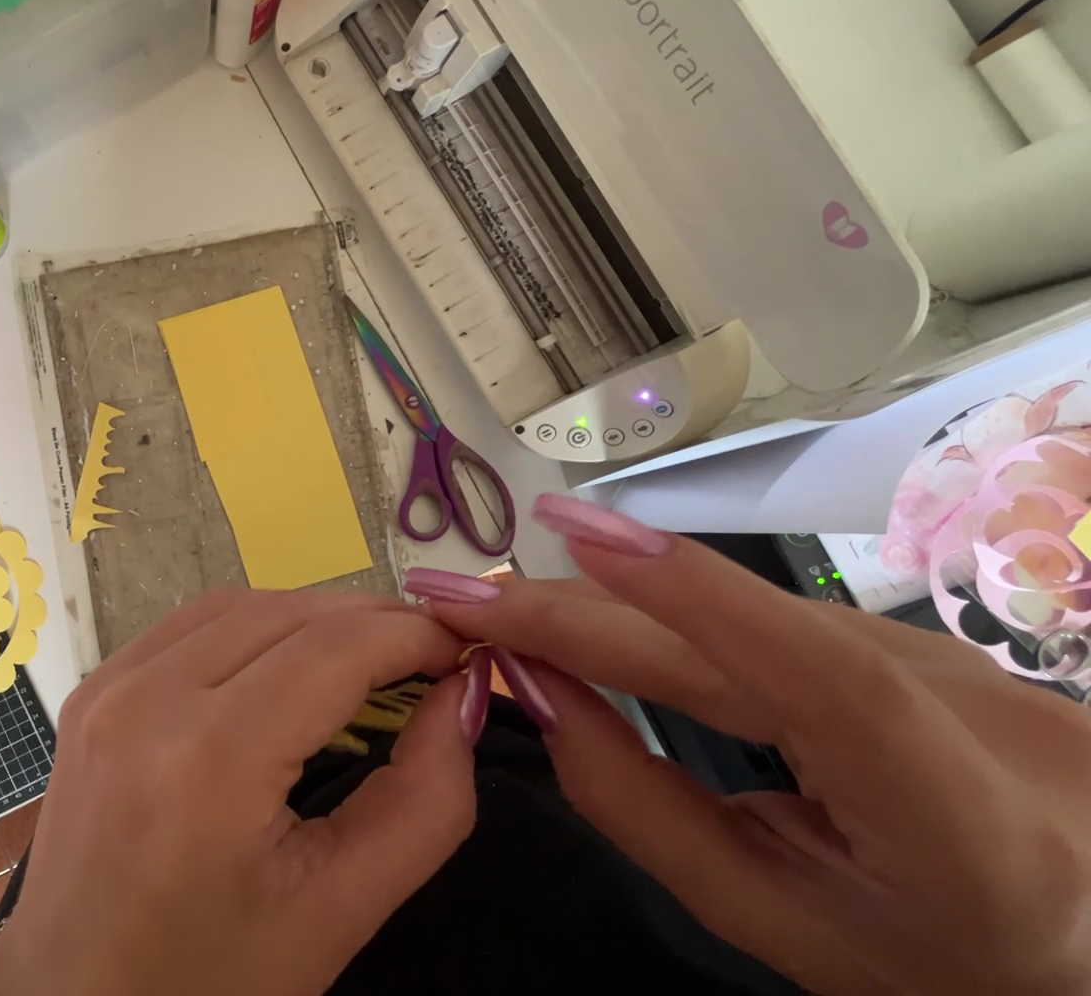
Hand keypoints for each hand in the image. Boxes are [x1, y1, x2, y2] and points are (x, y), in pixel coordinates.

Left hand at [0, 588, 476, 995]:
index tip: (463, 645)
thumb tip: (460, 695)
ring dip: (308, 615)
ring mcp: (107, 685)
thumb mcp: (340, 910)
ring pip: (233, 606)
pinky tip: (282, 662)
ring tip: (364, 655)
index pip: (331, 650)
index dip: (409, 633)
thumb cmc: (212, 976)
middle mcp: (146, 698)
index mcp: (208, 758)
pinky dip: (249, 627)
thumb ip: (424, 802)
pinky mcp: (92, 689)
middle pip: (283, 614)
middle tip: (425, 651)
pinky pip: (185, 627)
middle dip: (367, 620)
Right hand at [411, 494, 1090, 995]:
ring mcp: (964, 664)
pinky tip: (598, 612)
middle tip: (455, 599)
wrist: (1082, 946)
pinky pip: (767, 614)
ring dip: (608, 605)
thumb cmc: (914, 959)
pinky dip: (665, 610)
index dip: (692, 594)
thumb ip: (635, 802)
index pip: (824, 680)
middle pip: (740, 635)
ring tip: (501, 609)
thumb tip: (528, 680)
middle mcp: (983, 718)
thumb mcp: (765, 914)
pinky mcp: (928, 642)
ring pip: (743, 612)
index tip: (568, 532)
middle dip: (579, 608)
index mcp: (962, 824)